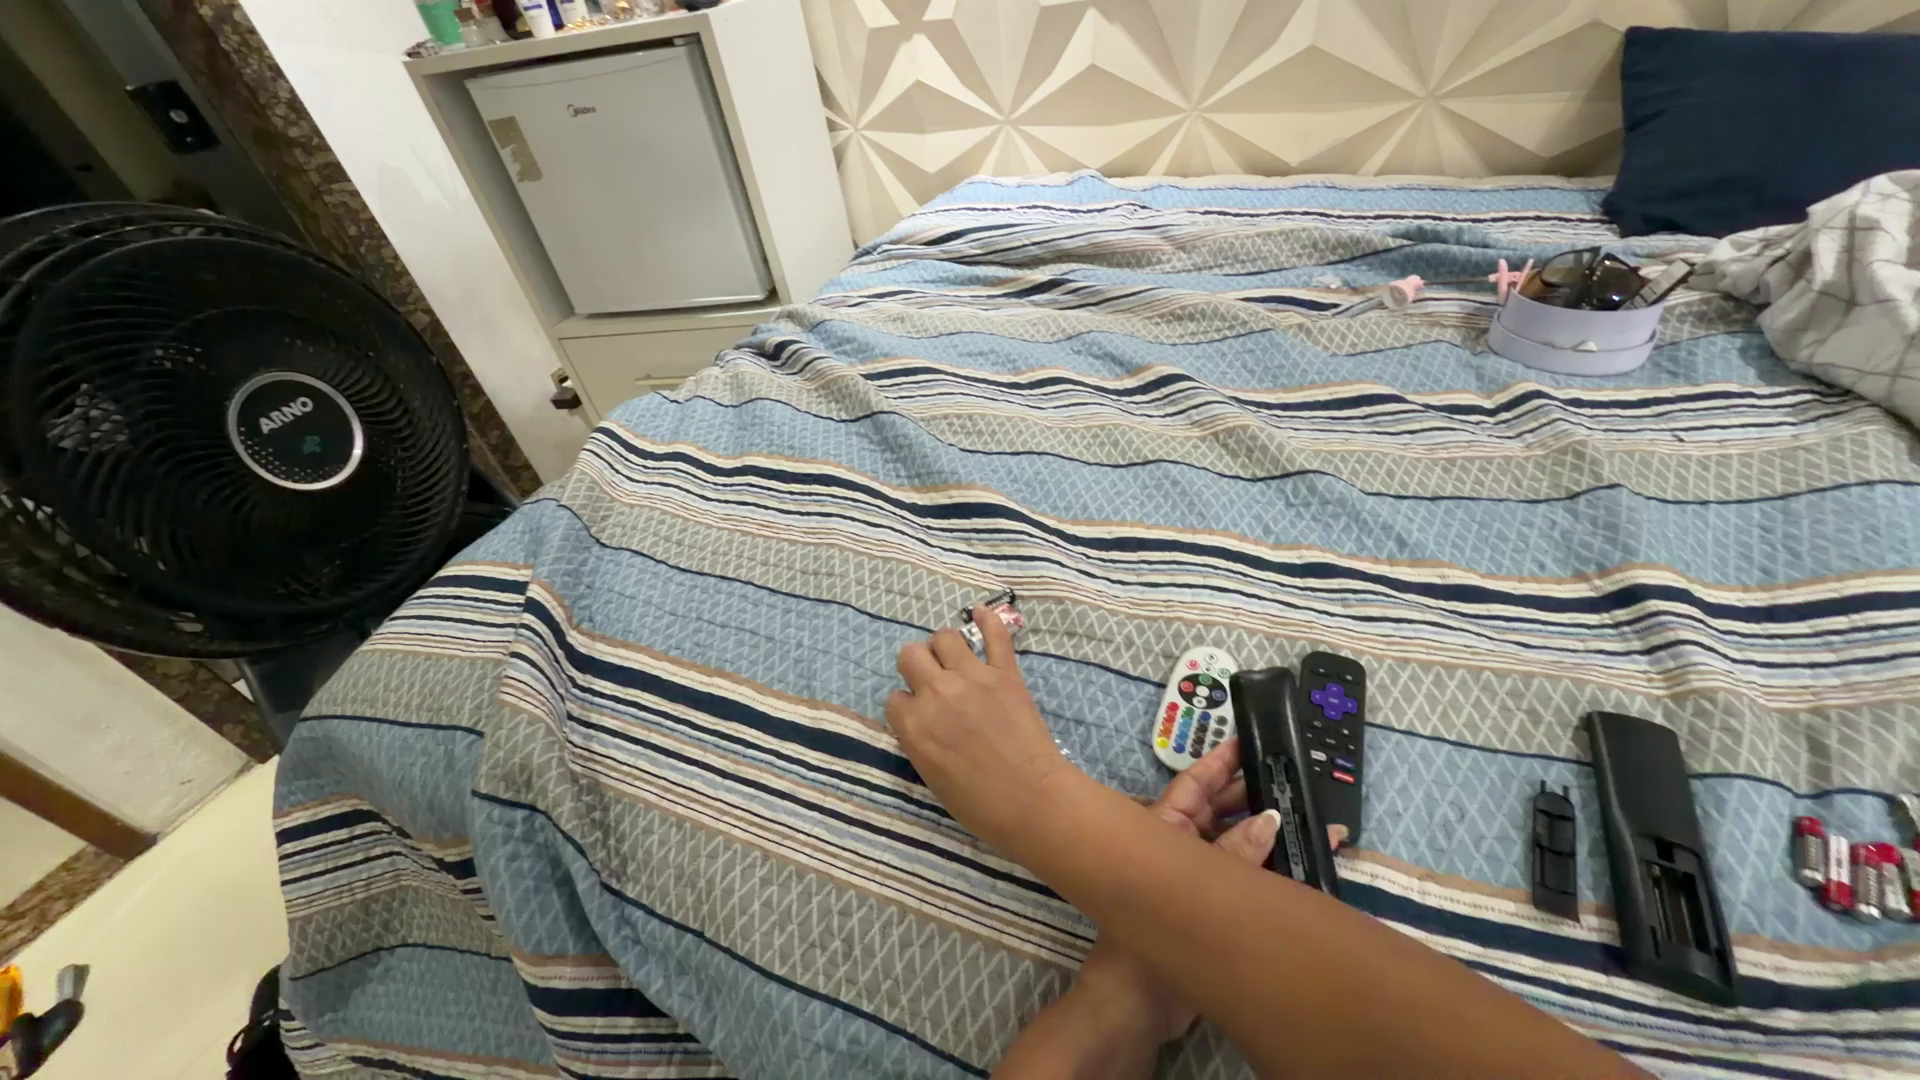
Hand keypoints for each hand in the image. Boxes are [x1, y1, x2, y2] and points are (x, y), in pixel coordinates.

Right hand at [885, 606, 1072, 847]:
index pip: (894, 698)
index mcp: (914, 725)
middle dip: (917, 667)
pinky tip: (981, 612)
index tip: (920, 716)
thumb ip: (920, 740)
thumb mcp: (931, 777)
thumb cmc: (980, 804)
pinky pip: (995, 634)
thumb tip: (921, 721)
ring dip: (945, 647)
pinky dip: (988, 619)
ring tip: (954, 659)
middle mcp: (937, 693)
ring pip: (945, 637)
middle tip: (933, 683)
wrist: (1032, 800)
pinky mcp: (1006, 672)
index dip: (907, 705)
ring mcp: (973, 677)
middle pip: (910, 655)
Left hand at [1070, 739, 1281, 1043]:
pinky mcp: (1219, 907)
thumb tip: (1270, 819)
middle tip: (1294, 776)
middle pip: (1222, 809)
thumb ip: (1234, 853)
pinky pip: (1250, 876)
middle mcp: (1183, 846)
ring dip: (1272, 831)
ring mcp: (1202, 876)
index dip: (1220, 761)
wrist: (1136, 1002)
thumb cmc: (1147, 934)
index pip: (1195, 784)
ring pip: (1240, 841)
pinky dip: (1276, 867)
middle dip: (1255, 792)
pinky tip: (1308, 862)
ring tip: (1315, 816)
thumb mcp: (1193, 885)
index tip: (1249, 739)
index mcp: (1164, 829)